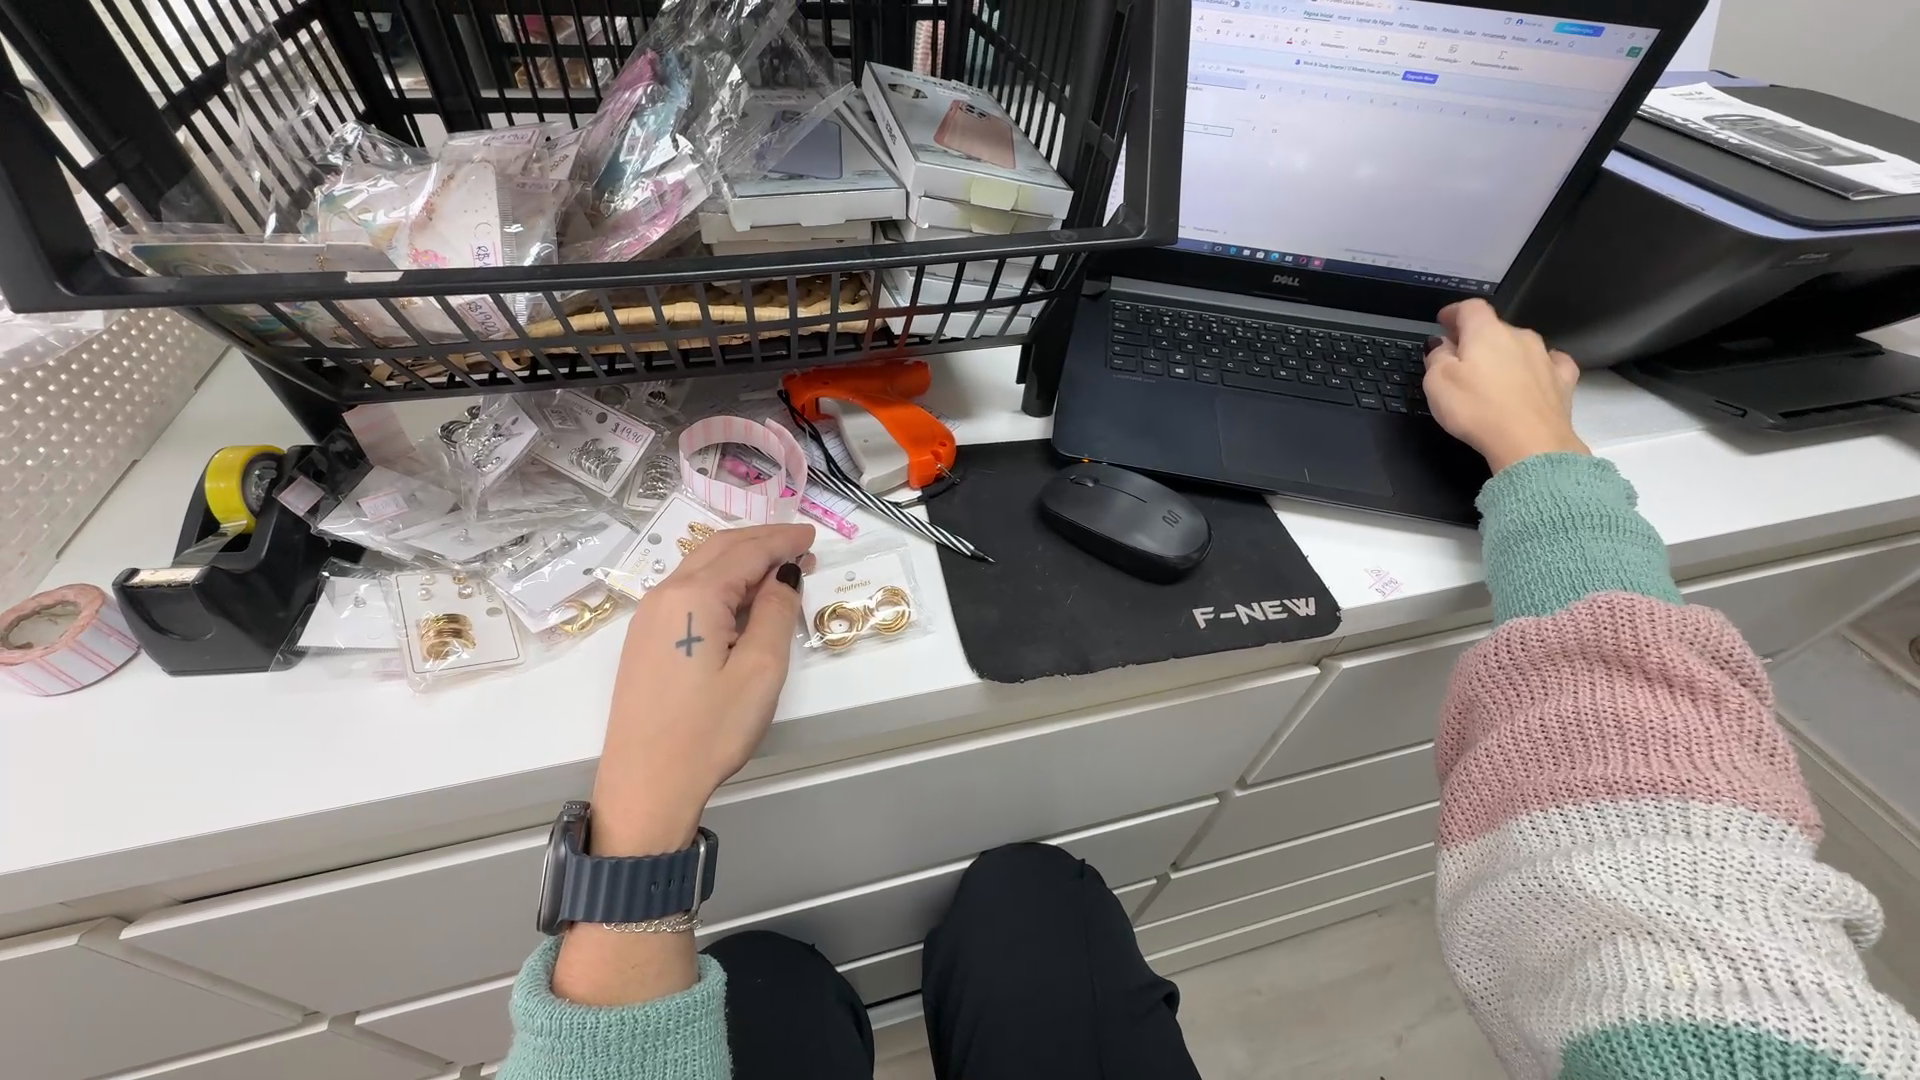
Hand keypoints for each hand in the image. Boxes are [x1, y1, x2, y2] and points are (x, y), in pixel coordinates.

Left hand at [589, 523, 815, 856]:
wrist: (646, 786)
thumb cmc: (710, 730)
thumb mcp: (760, 669)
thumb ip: (776, 612)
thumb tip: (784, 575)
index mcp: (693, 595)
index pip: (747, 550)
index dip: (782, 540)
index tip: (812, 536)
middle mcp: (665, 595)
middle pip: (719, 548)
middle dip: (762, 541)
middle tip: (800, 546)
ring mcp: (649, 618)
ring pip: (701, 568)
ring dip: (741, 560)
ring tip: (778, 570)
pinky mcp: (644, 642)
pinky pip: (688, 592)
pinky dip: (721, 582)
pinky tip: (741, 599)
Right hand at [1423, 298, 1589, 473]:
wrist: (1529, 441)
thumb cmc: (1477, 409)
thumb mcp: (1436, 382)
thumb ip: (1437, 357)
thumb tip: (1441, 345)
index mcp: (1486, 333)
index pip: (1470, 308)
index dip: (1453, 312)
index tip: (1443, 320)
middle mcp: (1519, 337)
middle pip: (1494, 328)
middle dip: (1475, 337)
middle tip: (1458, 354)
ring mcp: (1545, 357)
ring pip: (1519, 346)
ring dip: (1502, 353)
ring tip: (1488, 373)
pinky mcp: (1562, 380)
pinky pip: (1548, 364)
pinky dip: (1534, 367)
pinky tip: (1530, 377)